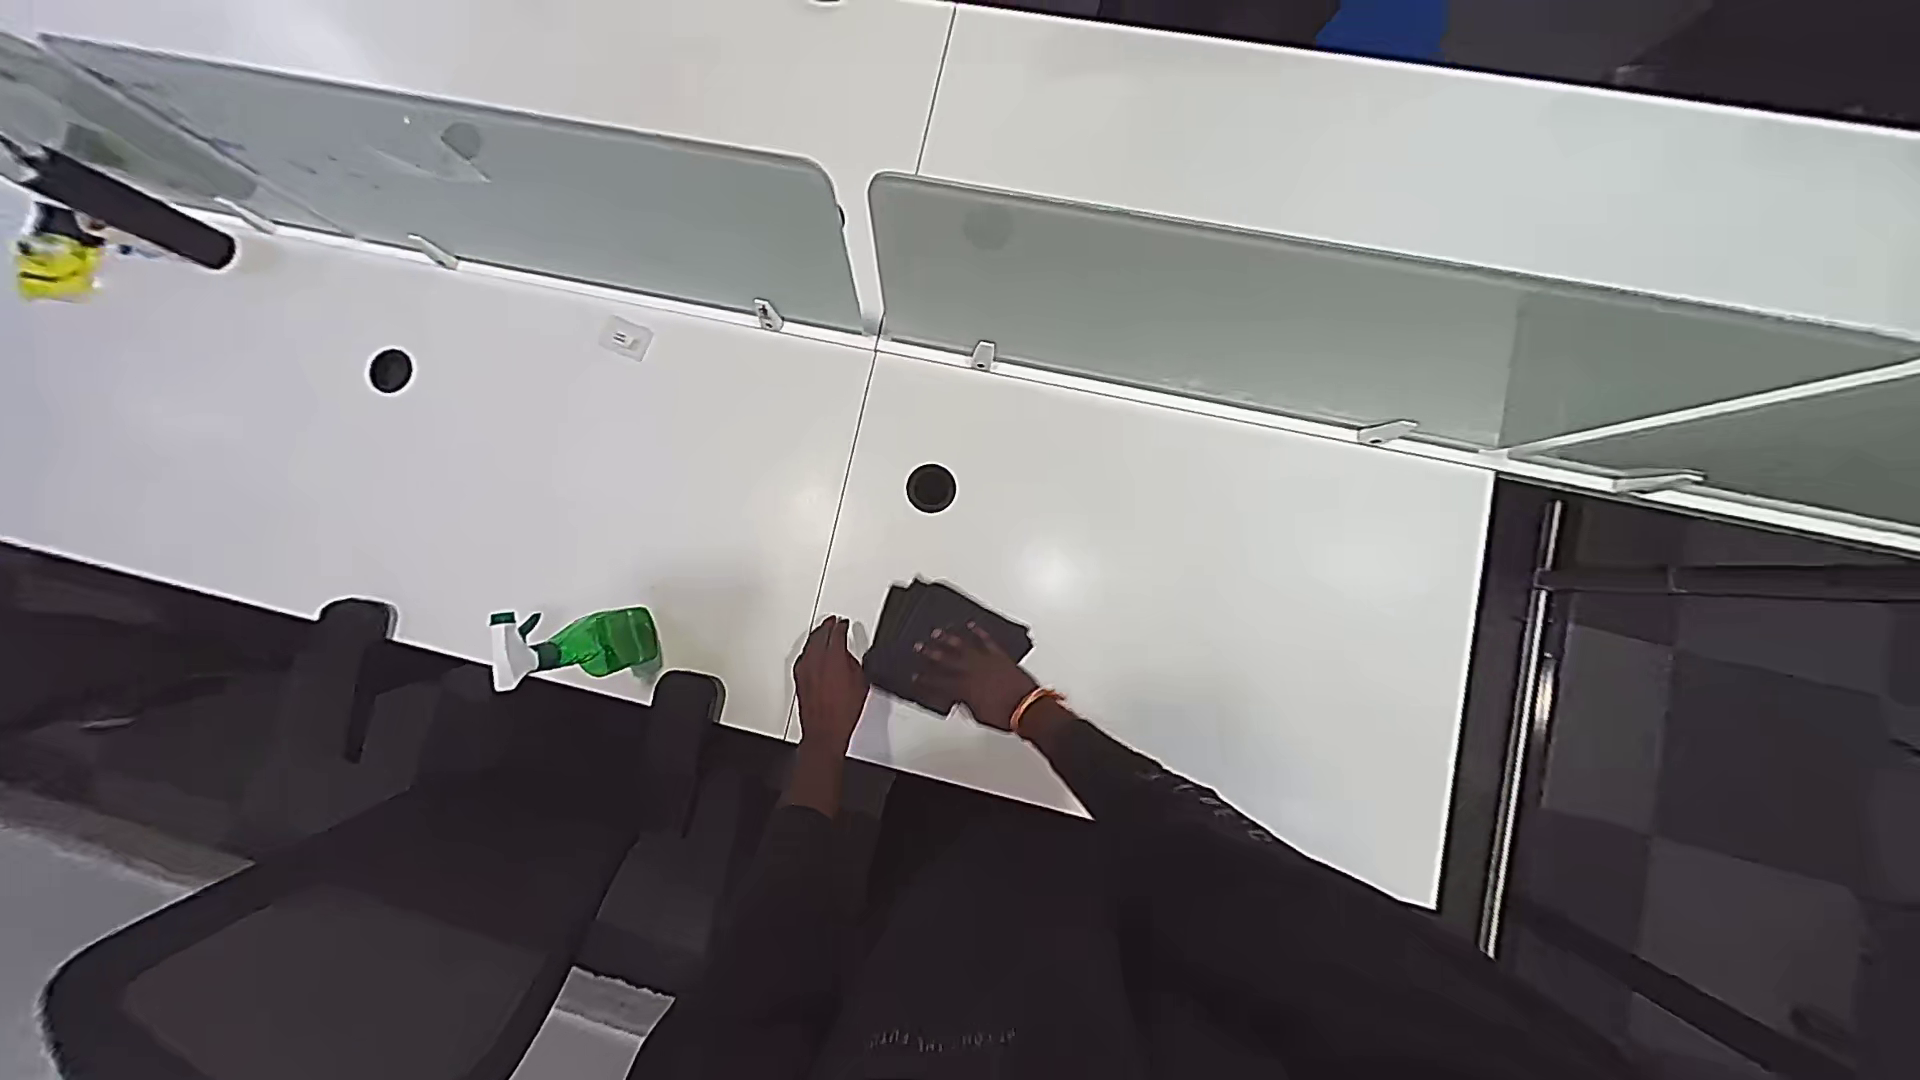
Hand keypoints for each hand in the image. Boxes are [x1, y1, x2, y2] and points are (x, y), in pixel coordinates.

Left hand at [793, 616, 867, 751]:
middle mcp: (816, 660)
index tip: (844, 622)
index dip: (842, 625)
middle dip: (828, 625)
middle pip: (820, 633)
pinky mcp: (799, 677)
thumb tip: (848, 655)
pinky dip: (810, 648)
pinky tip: (813, 650)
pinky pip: (804, 655)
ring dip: (817, 634)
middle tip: (834, 621)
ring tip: (824, 631)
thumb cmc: (843, 711)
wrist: (826, 730)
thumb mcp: (860, 682)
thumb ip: (853, 662)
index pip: (836, 632)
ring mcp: (805, 668)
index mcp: (833, 657)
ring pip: (810, 643)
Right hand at [914, 623, 1039, 730]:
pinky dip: (978, 632)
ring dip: (949, 639)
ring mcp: (986, 661)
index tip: (916, 675)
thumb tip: (960, 700)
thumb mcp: (979, 715)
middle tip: (919, 646)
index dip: (926, 680)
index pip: (939, 682)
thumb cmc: (1005, 715)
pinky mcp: (999, 655)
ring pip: (963, 647)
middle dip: (931, 653)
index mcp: (965, 688)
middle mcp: (972, 672)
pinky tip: (971, 625)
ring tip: (938, 632)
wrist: (1027, 708)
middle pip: (946, 660)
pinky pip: (986, 640)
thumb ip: (966, 704)